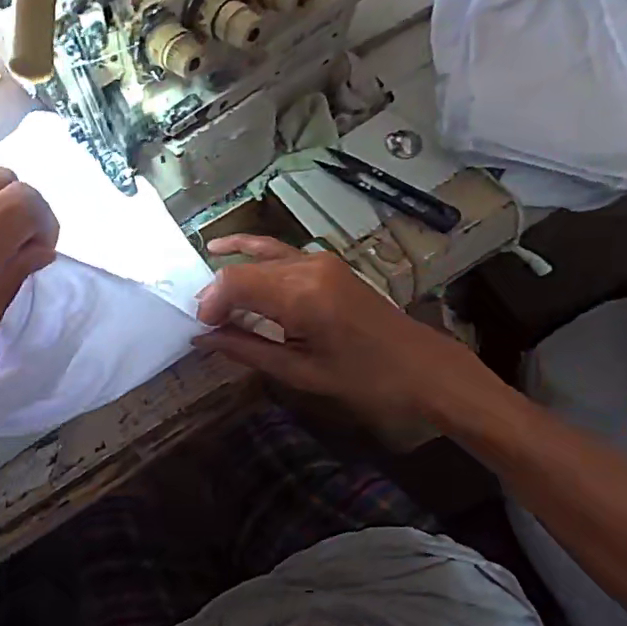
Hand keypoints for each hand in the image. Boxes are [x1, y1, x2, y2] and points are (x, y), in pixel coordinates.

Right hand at [191, 235, 504, 428]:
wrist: (423, 367)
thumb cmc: (365, 378)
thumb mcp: (300, 371)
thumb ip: (246, 349)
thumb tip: (203, 339)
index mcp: (301, 295)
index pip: (233, 283)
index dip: (209, 304)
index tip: (204, 331)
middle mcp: (307, 267)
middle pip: (241, 269)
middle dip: (217, 296)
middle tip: (208, 325)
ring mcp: (317, 260)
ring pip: (255, 259)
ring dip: (231, 280)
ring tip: (214, 305)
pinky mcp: (324, 262)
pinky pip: (276, 251)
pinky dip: (249, 253)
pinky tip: (224, 247)